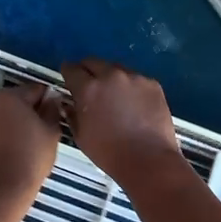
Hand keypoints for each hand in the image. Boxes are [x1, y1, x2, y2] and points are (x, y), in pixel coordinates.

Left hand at [0, 83, 63, 196]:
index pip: (33, 90)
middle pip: (9, 102)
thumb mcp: (51, 132)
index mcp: (8, 97)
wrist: (3, 189)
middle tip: (33, 134)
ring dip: (2, 125)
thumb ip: (52, 110)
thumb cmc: (31, 157)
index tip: (50, 113)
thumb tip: (51, 100)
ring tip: (14, 147)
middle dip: (21, 113)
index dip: (45, 101)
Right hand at [60, 58, 181, 181]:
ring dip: (110, 77)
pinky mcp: (153, 84)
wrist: (149, 160)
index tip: (69, 80)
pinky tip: (134, 104)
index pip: (71, 68)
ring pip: (116, 68)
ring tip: (114, 96)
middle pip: (93, 61)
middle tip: (89, 86)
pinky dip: (130, 86)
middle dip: (87, 71)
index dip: (67, 73)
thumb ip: (72, 113)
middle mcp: (110, 76)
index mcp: (88, 88)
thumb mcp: (80, 136)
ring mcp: (134, 78)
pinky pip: (135, 79)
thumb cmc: (109, 152)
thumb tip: (70, 103)